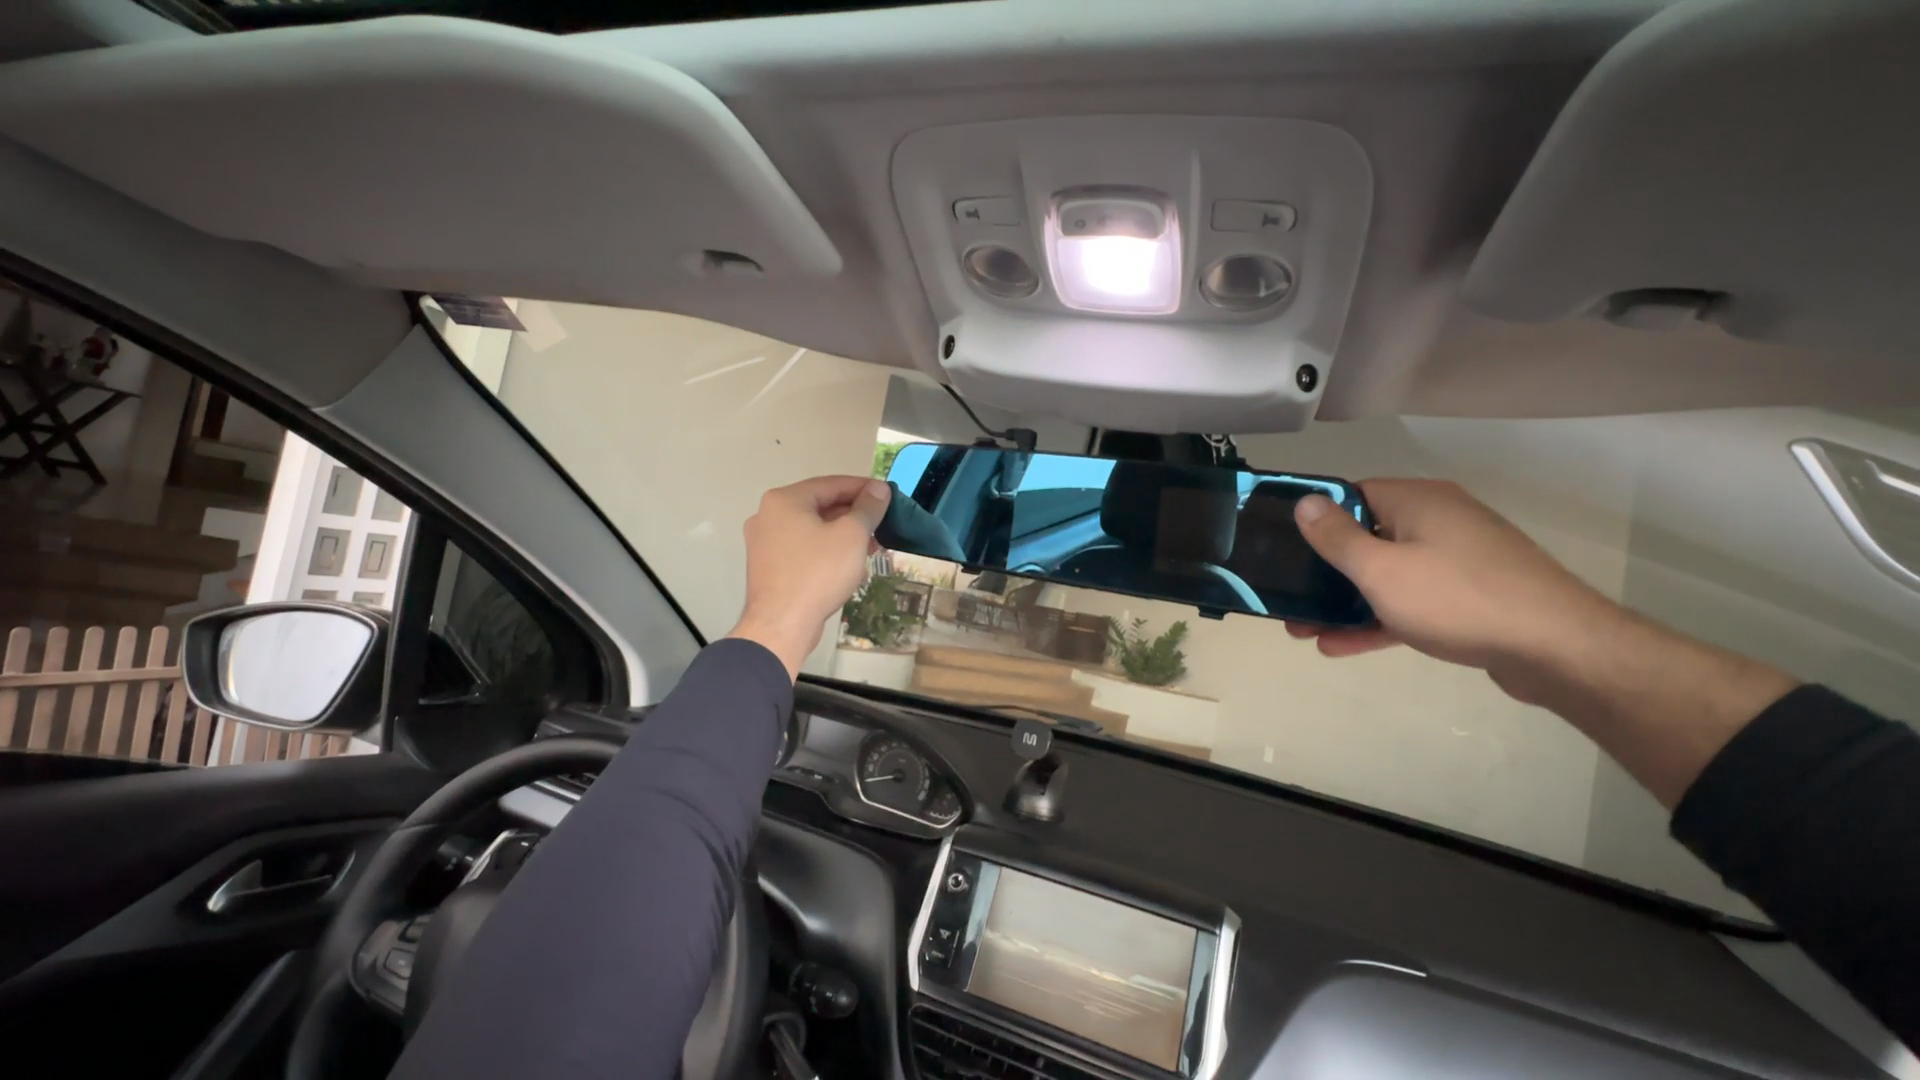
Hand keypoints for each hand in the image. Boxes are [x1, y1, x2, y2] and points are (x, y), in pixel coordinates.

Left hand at [727, 476, 891, 679]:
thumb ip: (868, 508)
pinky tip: (849, 565)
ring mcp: (765, 544)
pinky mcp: (769, 568)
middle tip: (882, 524)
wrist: (782, 625)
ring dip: (843, 536)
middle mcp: (768, 516)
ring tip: (872, 547)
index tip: (887, 495)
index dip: (863, 488)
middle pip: (820, 506)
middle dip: (854, 515)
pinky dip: (826, 552)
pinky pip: (803, 550)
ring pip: (812, 530)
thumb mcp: (851, 536)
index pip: (831, 484)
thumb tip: (879, 489)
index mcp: (784, 500)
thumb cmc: (818, 573)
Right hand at [1287, 479, 1620, 693]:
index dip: (1314, 517)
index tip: (1280, 544)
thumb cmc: (1457, 599)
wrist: (1555, 648)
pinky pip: (1409, 601)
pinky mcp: (1467, 597)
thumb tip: (1305, 501)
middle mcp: (1437, 521)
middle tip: (1287, 593)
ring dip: (1344, 602)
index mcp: (1417, 502)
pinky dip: (1377, 619)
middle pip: (1366, 536)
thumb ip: (1337, 537)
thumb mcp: (1381, 569)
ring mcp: (1455, 560)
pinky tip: (1339, 646)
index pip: (1351, 494)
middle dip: (1324, 569)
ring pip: (1386, 575)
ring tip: (1303, 628)